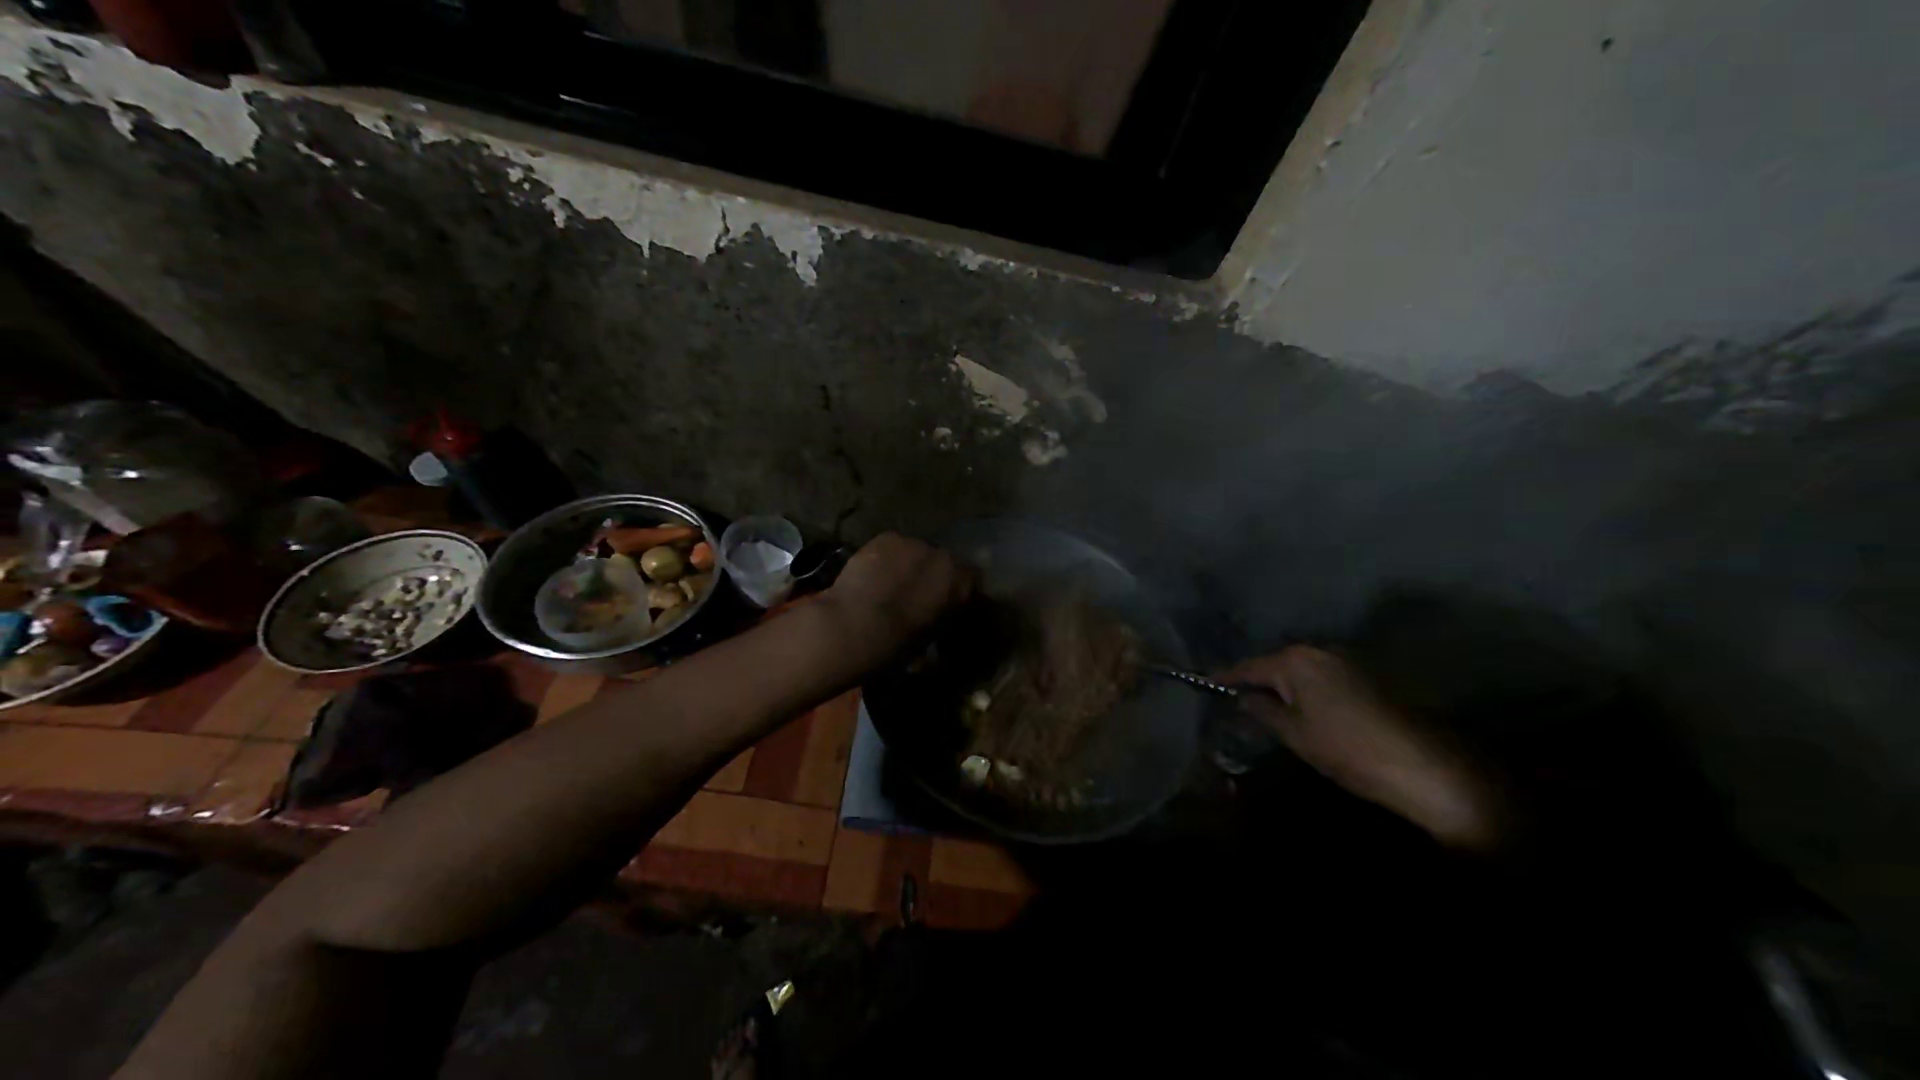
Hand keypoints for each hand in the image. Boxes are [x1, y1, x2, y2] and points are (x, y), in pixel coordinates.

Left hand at [821, 533, 974, 652]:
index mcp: (962, 583)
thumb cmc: (898, 644)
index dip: (955, 590)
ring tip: (888, 584)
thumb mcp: (930, 638)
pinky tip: (871, 574)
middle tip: (913, 594)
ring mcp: (915, 543)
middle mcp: (945, 556)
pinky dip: (885, 558)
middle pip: (943, 561)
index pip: (971, 579)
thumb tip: (936, 620)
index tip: (943, 604)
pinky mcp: (887, 537)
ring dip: (907, 564)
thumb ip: (940, 621)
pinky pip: (891, 546)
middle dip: (931, 574)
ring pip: (915, 552)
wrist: (857, 626)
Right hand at [1224, 646, 1506, 849]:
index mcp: (1294, 661)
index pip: (1248, 667)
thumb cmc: (1347, 749)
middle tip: (1234, 700)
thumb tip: (1244, 697)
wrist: (1422, 766)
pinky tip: (1300, 710)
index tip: (1204, 683)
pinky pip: (1320, 678)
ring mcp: (1345, 660)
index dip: (1225, 678)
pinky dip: (1305, 691)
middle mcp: (1318, 650)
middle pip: (1275, 664)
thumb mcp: (1293, 734)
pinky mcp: (1365, 675)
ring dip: (1282, 686)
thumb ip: (1262, 710)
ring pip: (1299, 671)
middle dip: (1256, 681)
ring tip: (1265, 707)